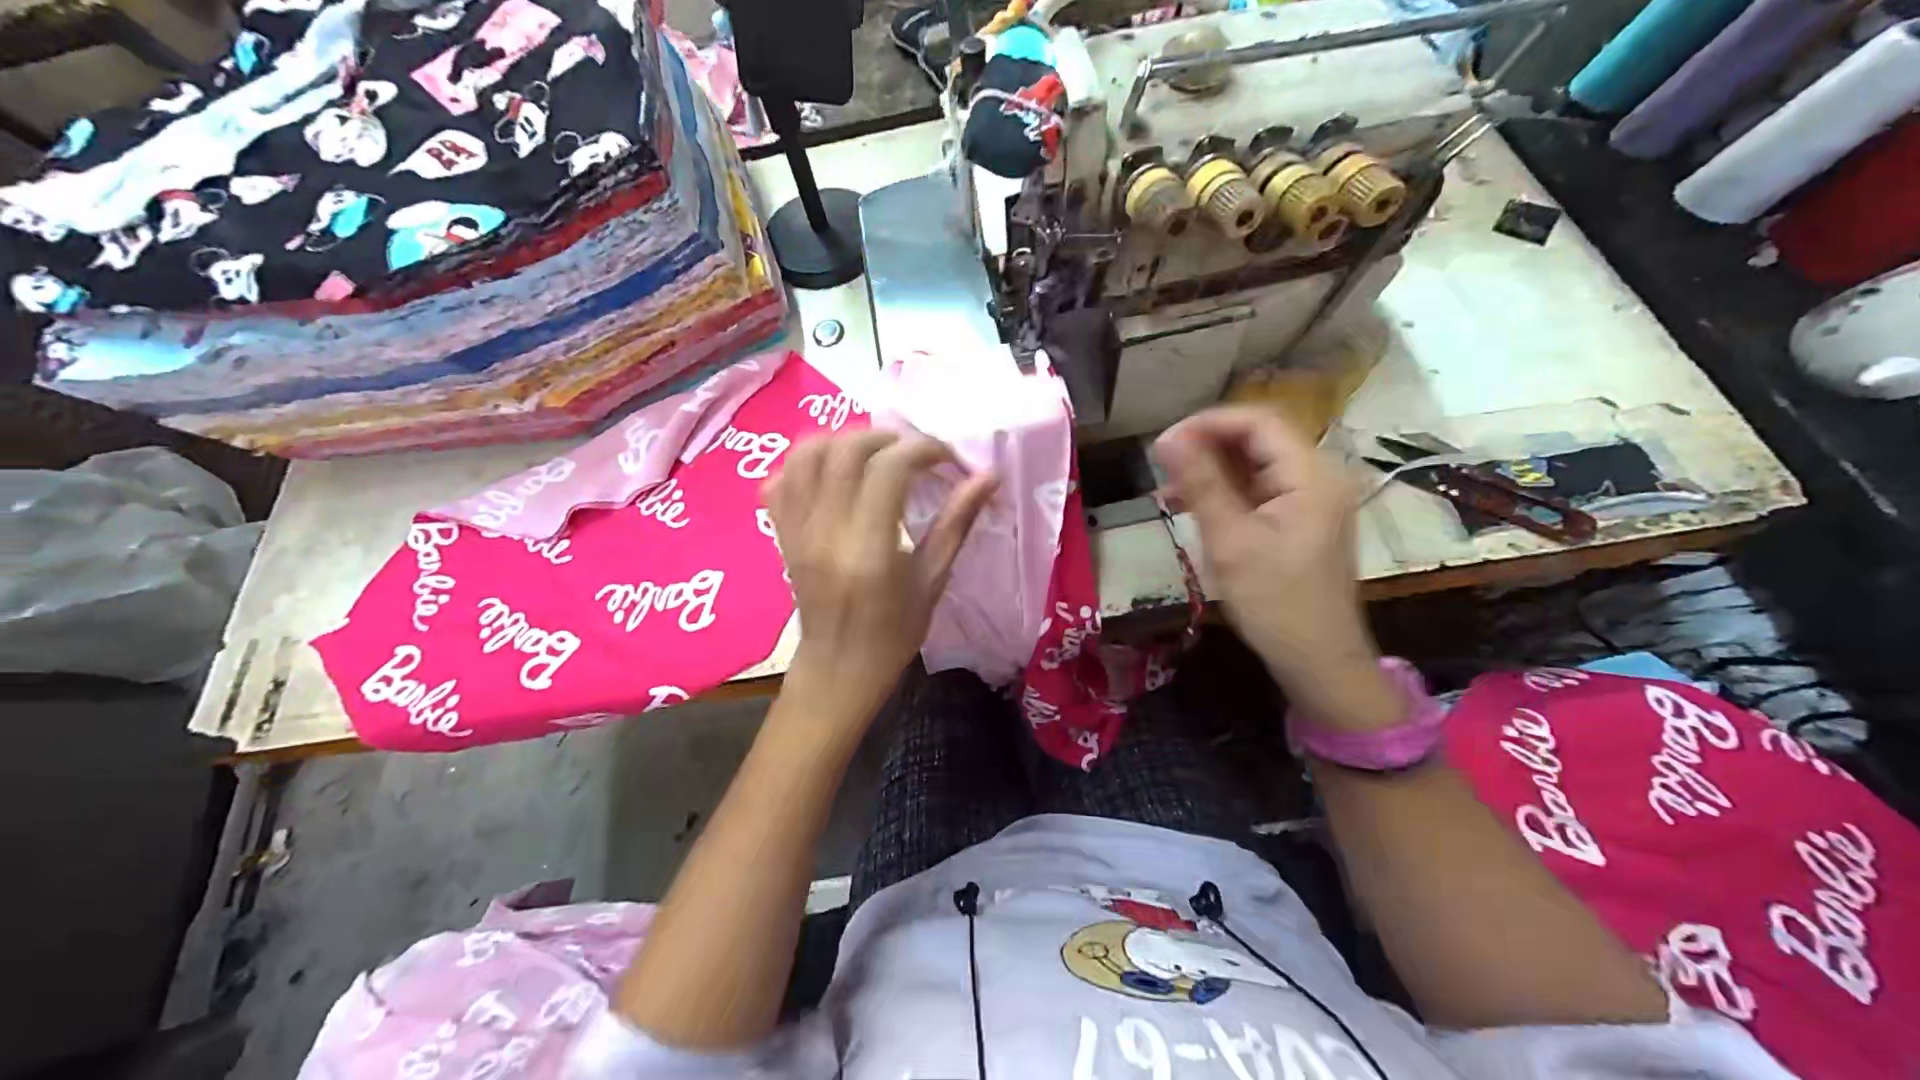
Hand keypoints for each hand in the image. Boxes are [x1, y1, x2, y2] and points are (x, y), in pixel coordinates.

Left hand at [764, 431, 996, 725]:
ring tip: (874, 455)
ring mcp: (796, 530)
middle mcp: (825, 532)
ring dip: (844, 441)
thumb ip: (956, 522)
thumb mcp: (933, 580)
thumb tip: (989, 476)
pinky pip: (782, 479)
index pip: (888, 469)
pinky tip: (834, 473)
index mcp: (868, 549)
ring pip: (806, 455)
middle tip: (911, 453)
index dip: (922, 450)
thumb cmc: (894, 633)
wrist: (838, 668)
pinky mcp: (781, 533)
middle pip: (845, 451)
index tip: (946, 459)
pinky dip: (807, 462)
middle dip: (885, 438)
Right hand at [1153, 407, 1399, 729]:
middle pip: (1258, 438)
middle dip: (1207, 445)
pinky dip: (1227, 490)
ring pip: (1256, 463)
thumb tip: (1165, 438)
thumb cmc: (1275, 602)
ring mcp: (1313, 497)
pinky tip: (1193, 506)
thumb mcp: (1231, 540)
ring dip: (1213, 468)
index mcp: (1311, 475)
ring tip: (1169, 488)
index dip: (1207, 423)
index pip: (1258, 421)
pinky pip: (1261, 488)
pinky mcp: (1302, 518)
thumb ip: (1201, 483)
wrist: (1318, 659)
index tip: (1163, 443)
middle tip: (1162, 465)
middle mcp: (1320, 475)